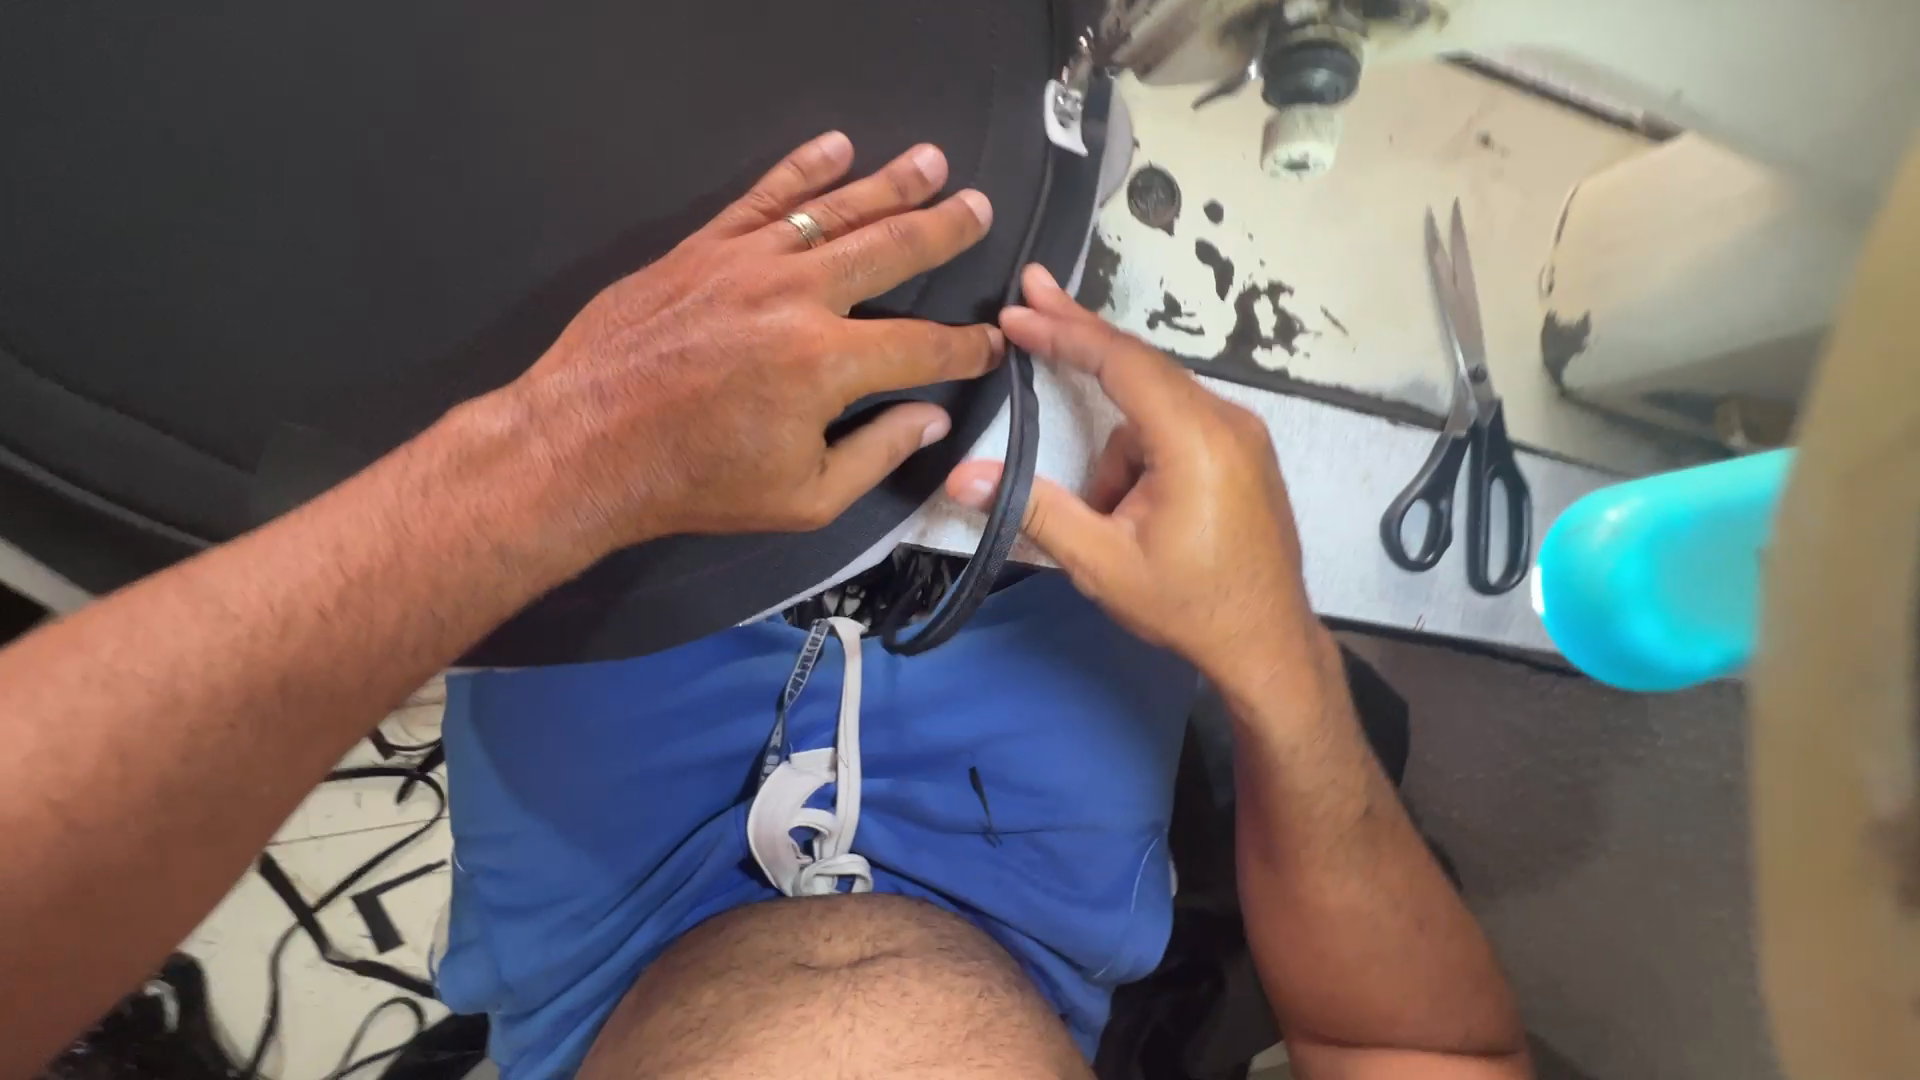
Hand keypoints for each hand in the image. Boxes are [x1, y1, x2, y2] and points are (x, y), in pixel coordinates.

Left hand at [495, 131, 1003, 555]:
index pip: (922, 347)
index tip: (991, 344)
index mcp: (825, 365)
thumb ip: (878, 453)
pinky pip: (764, 197)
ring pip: (835, 210)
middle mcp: (795, 298)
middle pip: (890, 249)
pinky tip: (837, 148)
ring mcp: (746, 264)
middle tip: (978, 210)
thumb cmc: (699, 482)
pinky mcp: (703, 249)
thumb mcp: (807, 497)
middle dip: (944, 230)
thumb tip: (931, 419)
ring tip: (930, 163)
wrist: (587, 446)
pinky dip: (803, 170)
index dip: (967, 347)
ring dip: (890, 184)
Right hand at [947, 265, 1323, 687]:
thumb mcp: (1101, 564)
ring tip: (1114, 519)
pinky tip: (1139, 512)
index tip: (1018, 311)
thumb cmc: (1187, 606)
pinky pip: (1176, 428)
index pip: (1122, 362)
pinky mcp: (1243, 451)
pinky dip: (1140, 456)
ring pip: (1153, 412)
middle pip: (1141, 365)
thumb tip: (962, 478)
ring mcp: (1241, 434)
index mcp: (1195, 439)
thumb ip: (1034, 511)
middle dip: (1080, 338)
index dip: (1064, 332)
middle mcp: (1227, 420)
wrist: (1267, 645)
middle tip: (1031, 296)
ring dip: (1116, 453)